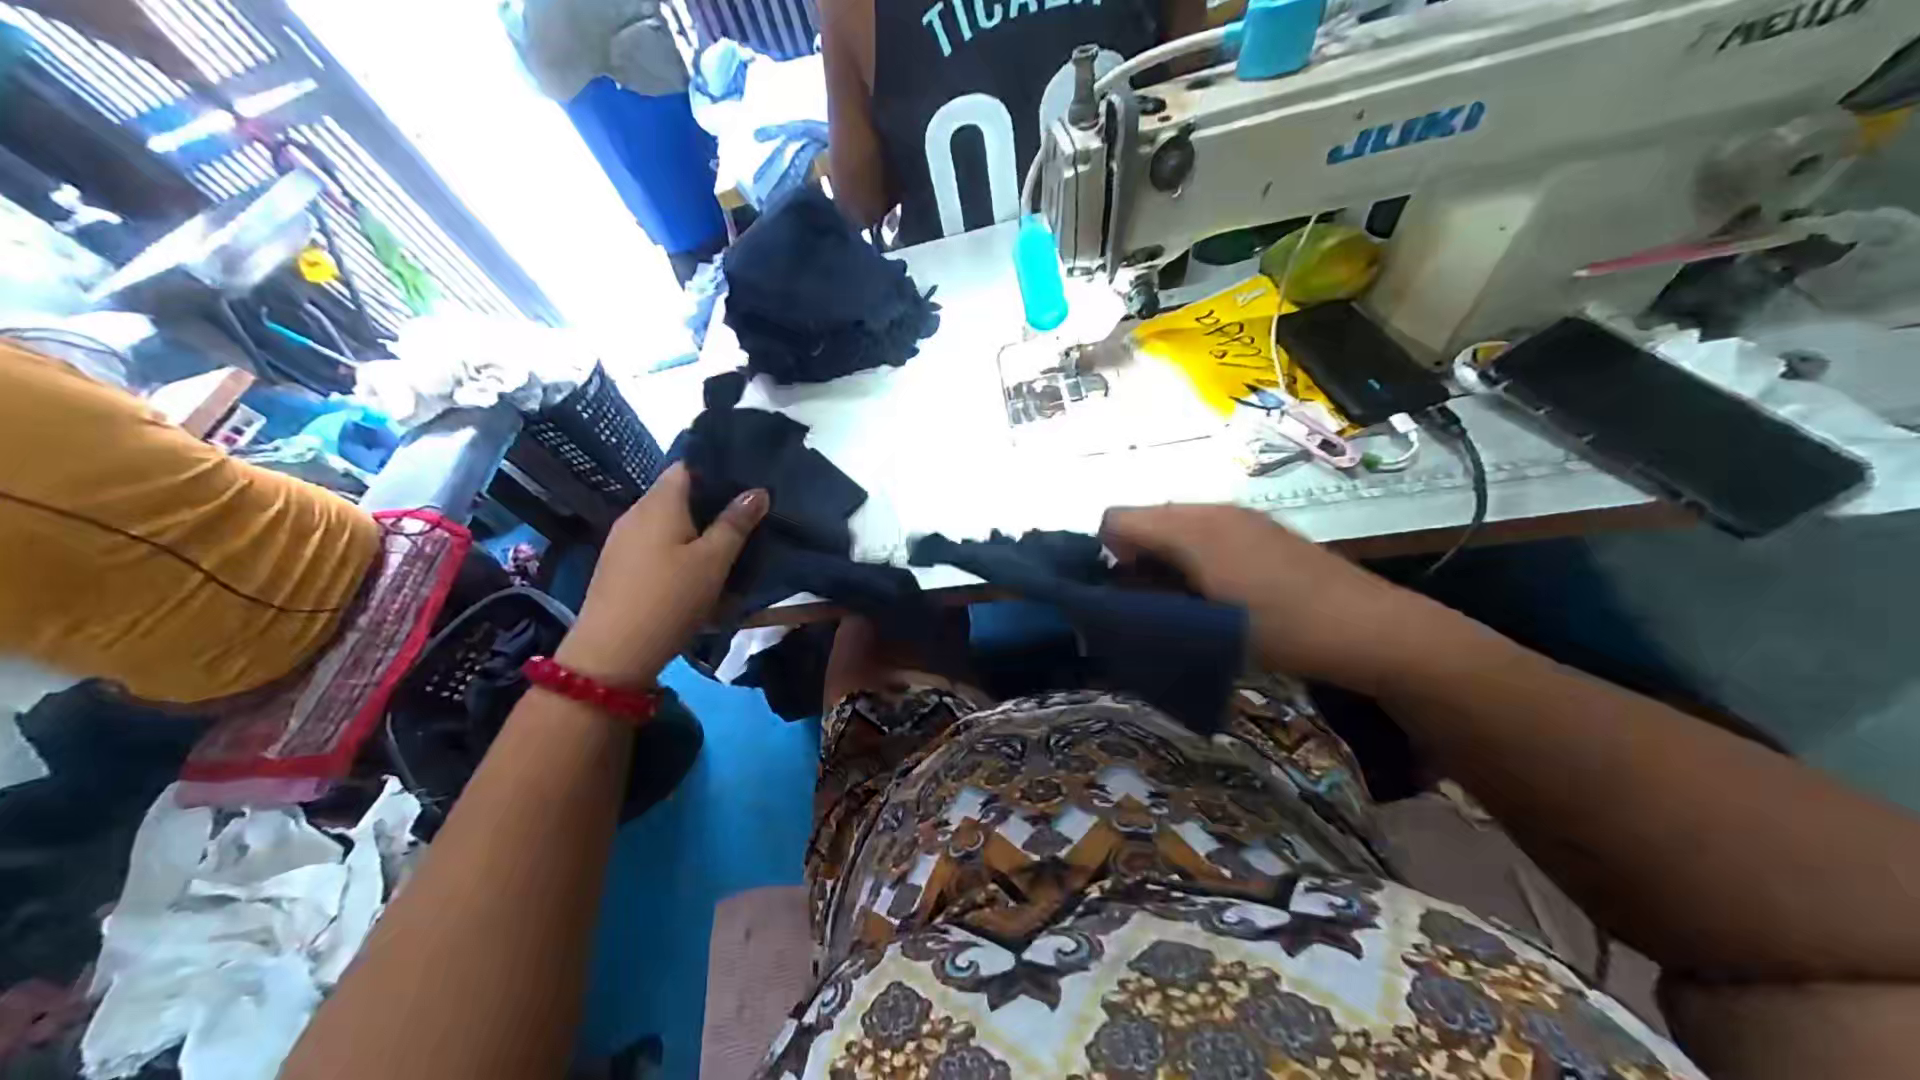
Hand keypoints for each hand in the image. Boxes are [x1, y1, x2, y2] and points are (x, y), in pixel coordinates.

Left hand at [555, 464, 765, 687]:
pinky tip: (695, 566)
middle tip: (746, 514)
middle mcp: (636, 512)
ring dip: (694, 527)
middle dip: (710, 500)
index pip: (687, 465)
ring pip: (666, 520)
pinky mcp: (618, 565)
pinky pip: (654, 542)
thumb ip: (735, 523)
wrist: (612, 653)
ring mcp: (622, 539)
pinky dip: (677, 546)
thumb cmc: (670, 599)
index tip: (747, 480)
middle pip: (676, 493)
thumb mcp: (713, 562)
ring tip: (727, 541)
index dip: (716, 468)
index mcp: (660, 502)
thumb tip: (757, 490)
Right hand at [1100, 503, 1453, 691]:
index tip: (1122, 596)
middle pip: (1145, 519)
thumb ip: (1147, 603)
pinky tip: (1217, 590)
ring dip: (1163, 558)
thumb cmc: (1280, 629)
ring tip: (1183, 600)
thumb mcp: (1203, 626)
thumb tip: (1113, 594)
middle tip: (1148, 603)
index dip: (1104, 555)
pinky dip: (1191, 555)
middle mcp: (1212, 510)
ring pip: (1174, 526)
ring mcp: (1240, 516)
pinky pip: (1204, 530)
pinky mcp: (1261, 528)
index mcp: (1192, 527)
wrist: (1371, 628)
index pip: (1117, 520)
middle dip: (1133, 557)